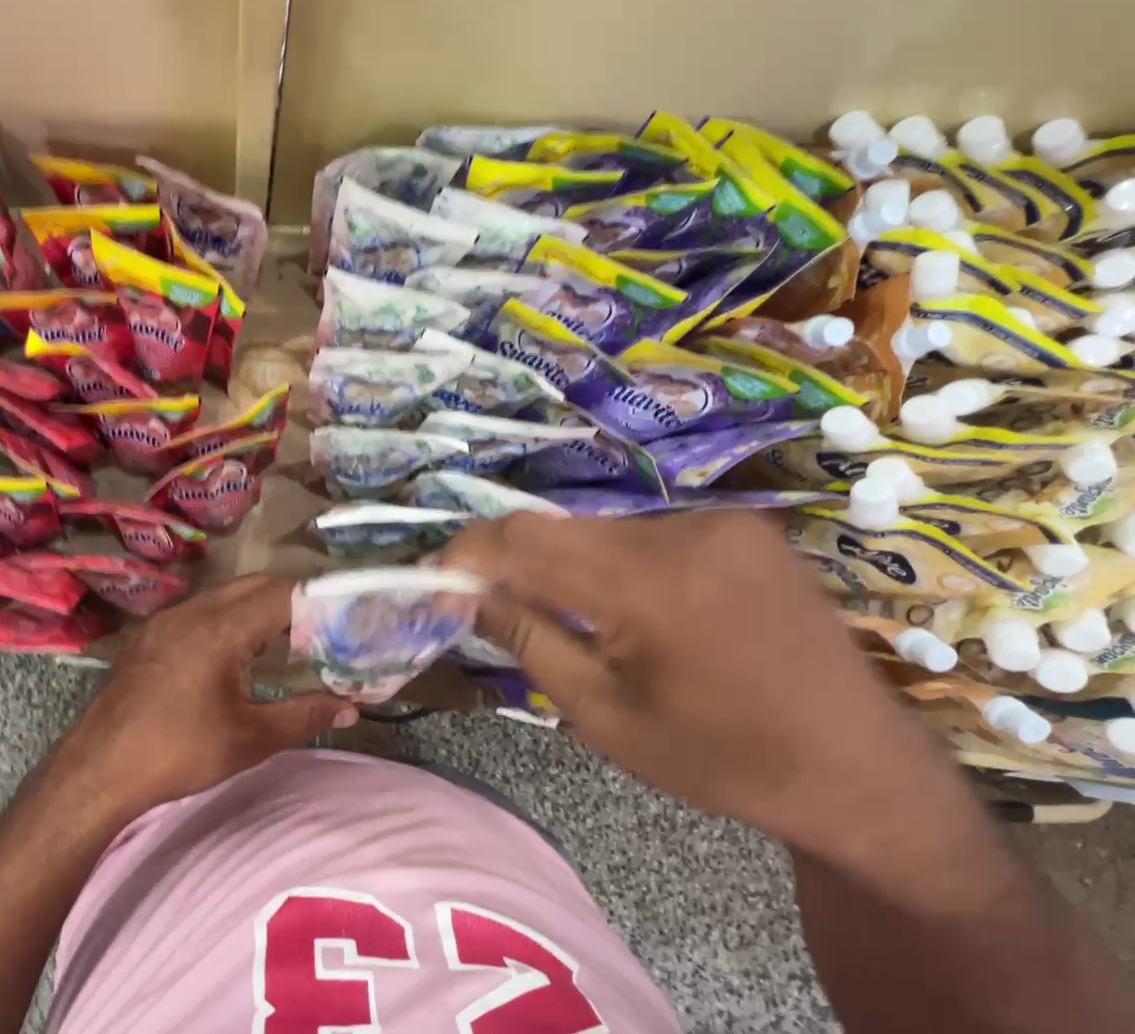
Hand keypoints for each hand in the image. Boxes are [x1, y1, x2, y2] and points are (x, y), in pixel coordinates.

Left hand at [56, 575, 358, 815]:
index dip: (317, 602)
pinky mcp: (147, 636)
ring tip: (281, 644)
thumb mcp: (251, 739)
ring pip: (222, 597)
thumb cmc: (179, 753)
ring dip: (255, 610)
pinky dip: (224, 620)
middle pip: (252, 586)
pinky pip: (197, 612)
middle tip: (319, 633)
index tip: (343, 619)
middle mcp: (191, 611)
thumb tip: (351, 707)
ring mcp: (164, 621)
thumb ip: (304, 716)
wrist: (100, 768)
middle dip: (290, 602)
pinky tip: (231, 656)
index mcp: (220, 629)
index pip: (281, 594)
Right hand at [439, 511, 969, 856]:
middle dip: (508, 559)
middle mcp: (687, 532)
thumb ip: (529, 640)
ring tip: (544, 609)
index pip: (525, 539)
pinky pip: (642, 533)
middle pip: (559, 527)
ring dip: (557, 561)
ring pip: (597, 528)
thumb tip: (464, 594)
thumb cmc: (724, 760)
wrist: (862, 772)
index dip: (468, 552)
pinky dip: (605, 561)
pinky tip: (610, 605)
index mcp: (653, 583)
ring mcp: (722, 524)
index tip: (434, 581)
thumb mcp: (605, 715)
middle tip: (477, 599)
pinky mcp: (742, 530)